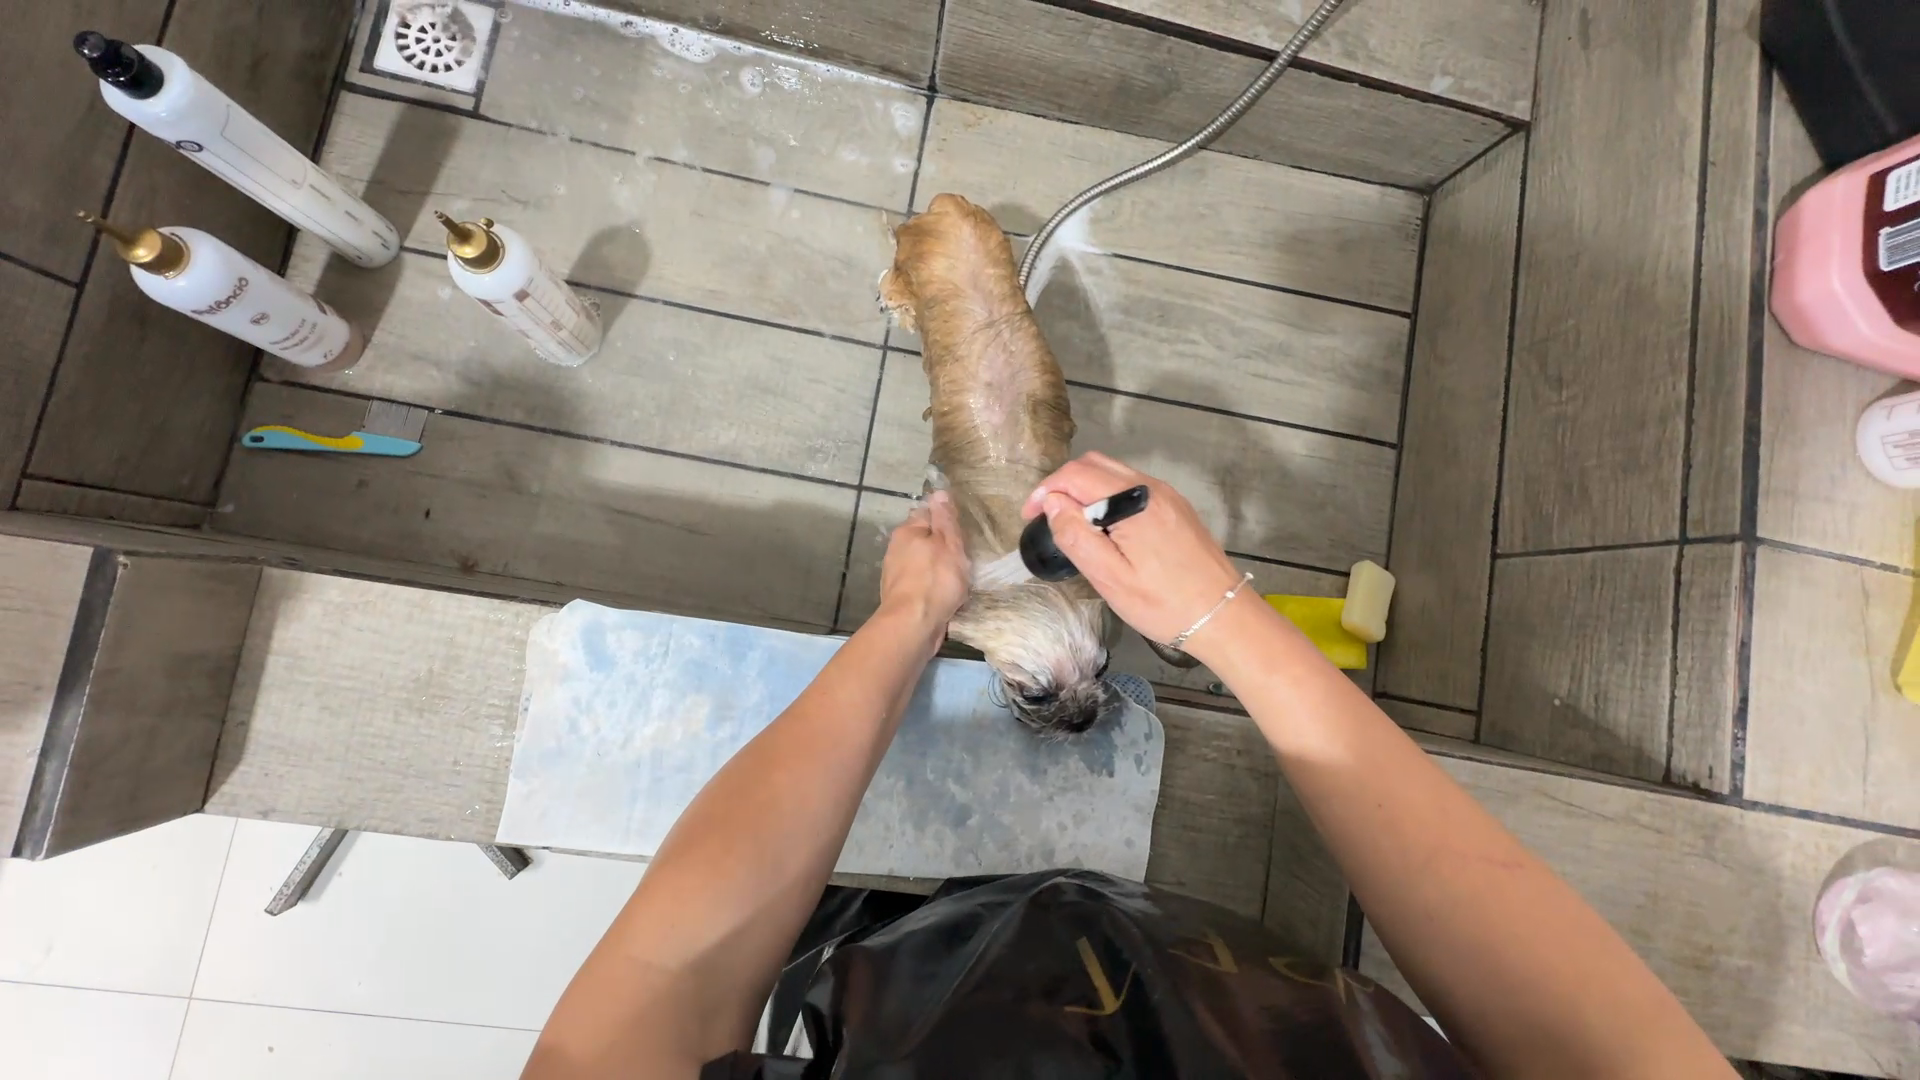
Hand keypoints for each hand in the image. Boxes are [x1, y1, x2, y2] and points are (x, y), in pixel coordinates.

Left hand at [876, 489, 970, 631]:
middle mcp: (897, 549)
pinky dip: (933, 588)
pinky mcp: (901, 596)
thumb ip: (945, 519)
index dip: (946, 522)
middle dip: (943, 548)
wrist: (913, 625)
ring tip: (958, 580)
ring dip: (939, 570)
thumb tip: (939, 491)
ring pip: (924, 564)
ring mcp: (896, 574)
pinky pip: (922, 584)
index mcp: (907, 531)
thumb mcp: (948, 543)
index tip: (962, 535)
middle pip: (925, 540)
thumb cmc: (935, 580)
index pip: (928, 514)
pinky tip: (945, 597)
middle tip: (964, 560)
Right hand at [1022, 453, 1245, 646]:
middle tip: (1046, 518)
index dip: (1046, 491)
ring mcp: (1166, 495)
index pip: (1076, 475)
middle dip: (1062, 485)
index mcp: (1133, 501)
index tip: (1029, 516)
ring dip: (1085, 490)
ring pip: (1113, 473)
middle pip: (1094, 464)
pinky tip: (1103, 528)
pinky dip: (1107, 497)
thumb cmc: (1163, 603)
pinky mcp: (1175, 507)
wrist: (1223, 616)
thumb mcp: (1109, 577)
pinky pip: (1132, 488)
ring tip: (1071, 524)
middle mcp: (1151, 488)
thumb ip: (1077, 536)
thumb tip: (1053, 503)